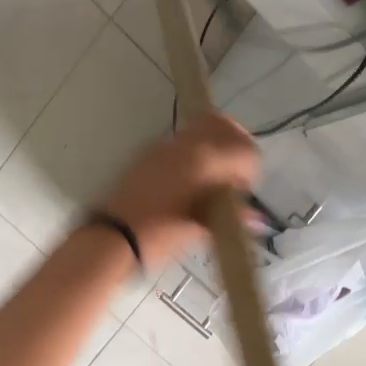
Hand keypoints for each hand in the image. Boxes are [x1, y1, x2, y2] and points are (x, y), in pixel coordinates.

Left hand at [100, 111, 259, 269]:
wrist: (110, 241)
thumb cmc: (156, 238)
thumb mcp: (196, 230)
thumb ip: (227, 218)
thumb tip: (255, 220)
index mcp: (205, 158)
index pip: (245, 151)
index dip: (251, 172)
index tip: (244, 192)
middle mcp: (187, 143)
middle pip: (224, 125)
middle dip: (236, 145)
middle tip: (234, 175)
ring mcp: (164, 146)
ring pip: (201, 128)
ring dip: (215, 145)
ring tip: (213, 178)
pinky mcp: (147, 156)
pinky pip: (180, 142)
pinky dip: (193, 152)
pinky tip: (190, 181)